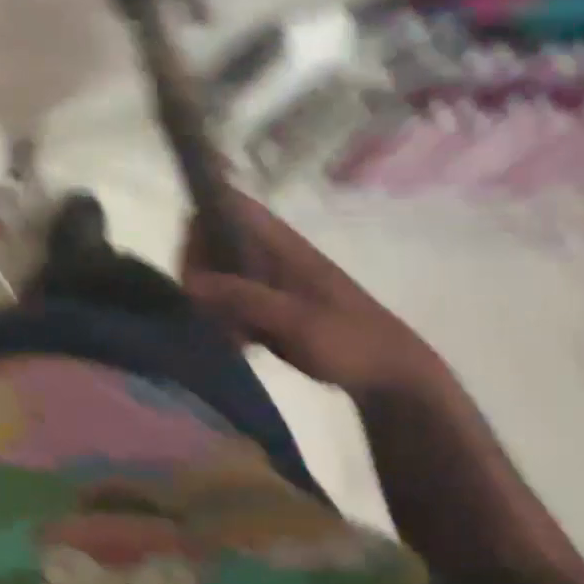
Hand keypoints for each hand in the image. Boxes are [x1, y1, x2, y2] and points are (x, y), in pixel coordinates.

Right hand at [179, 192, 449, 398]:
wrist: (395, 378)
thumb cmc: (353, 341)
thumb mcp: (297, 321)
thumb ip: (244, 298)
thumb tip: (188, 282)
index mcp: (283, 244)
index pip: (230, 205)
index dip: (202, 220)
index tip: (192, 263)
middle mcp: (271, 253)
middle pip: (212, 241)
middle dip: (199, 273)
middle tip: (207, 309)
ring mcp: (269, 279)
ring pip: (215, 273)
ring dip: (209, 301)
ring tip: (229, 335)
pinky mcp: (267, 304)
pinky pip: (227, 299)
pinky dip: (222, 318)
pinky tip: (238, 344)